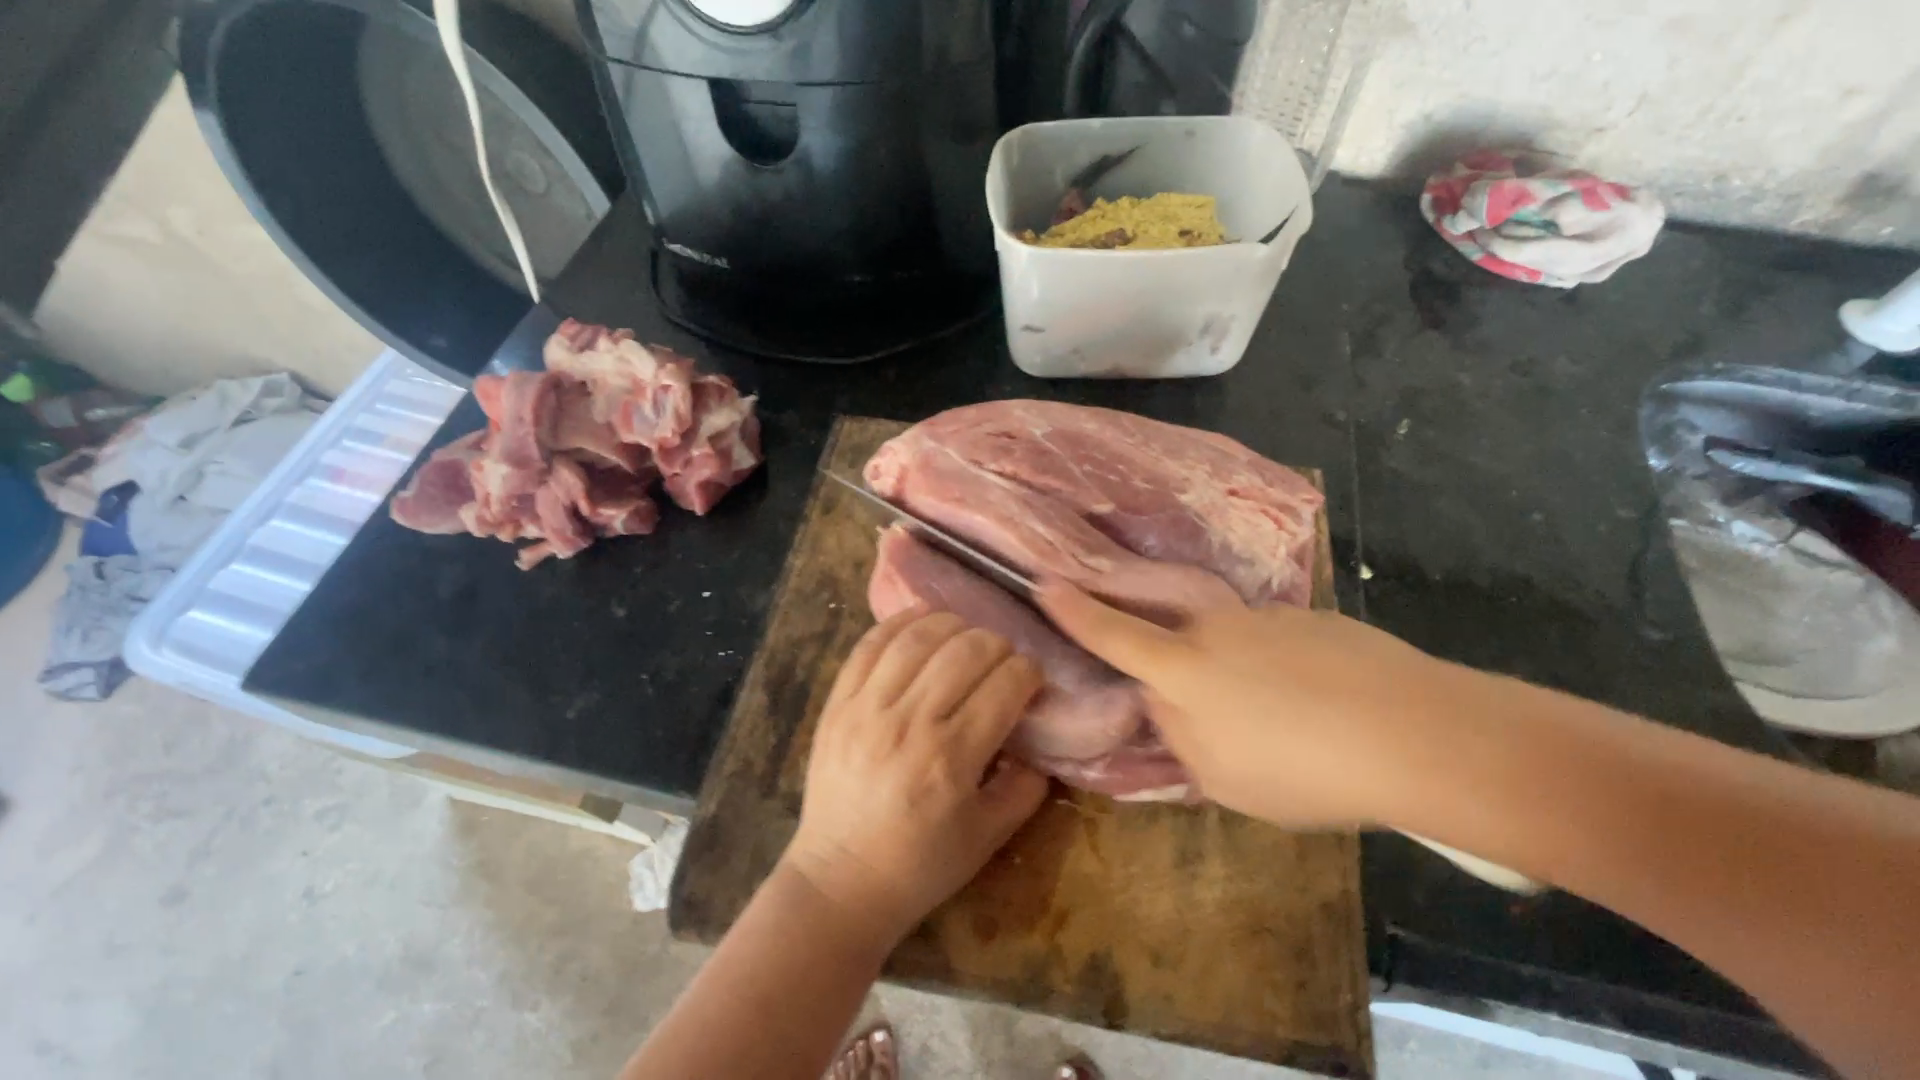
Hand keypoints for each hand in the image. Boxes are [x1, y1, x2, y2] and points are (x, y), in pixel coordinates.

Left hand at [782, 611, 1049, 943]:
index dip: (1029, 672)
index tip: (1033, 679)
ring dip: (953, 626)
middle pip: (966, 650)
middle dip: (998, 645)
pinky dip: (899, 623)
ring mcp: (866, 708)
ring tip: (967, 636)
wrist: (842, 880)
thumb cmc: (921, 865)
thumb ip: (1025, 786)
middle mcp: (909, 723)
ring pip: (918, 637)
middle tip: (1004, 659)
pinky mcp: (836, 703)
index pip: (1005, 685)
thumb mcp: (989, 836)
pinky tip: (922, 622)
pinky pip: (869, 645)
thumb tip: (1039, 741)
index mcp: (952, 758)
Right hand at [1037, 572, 1470, 827]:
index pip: (1114, 636)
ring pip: (1231, 643)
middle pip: (1175, 634)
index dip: (1075, 612)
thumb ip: (1181, 737)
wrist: (1416, 733)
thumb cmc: (1303, 769)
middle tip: (1200, 697)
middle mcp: (1218, 630)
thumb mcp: (1222, 778)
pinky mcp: (1316, 621)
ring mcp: (1270, 619)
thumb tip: (1168, 706)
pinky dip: (1283, 672)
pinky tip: (1318, 707)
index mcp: (1183, 670)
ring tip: (1283, 724)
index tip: (1043, 582)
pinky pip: (1277, 645)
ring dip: (1238, 674)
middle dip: (1170, 654)